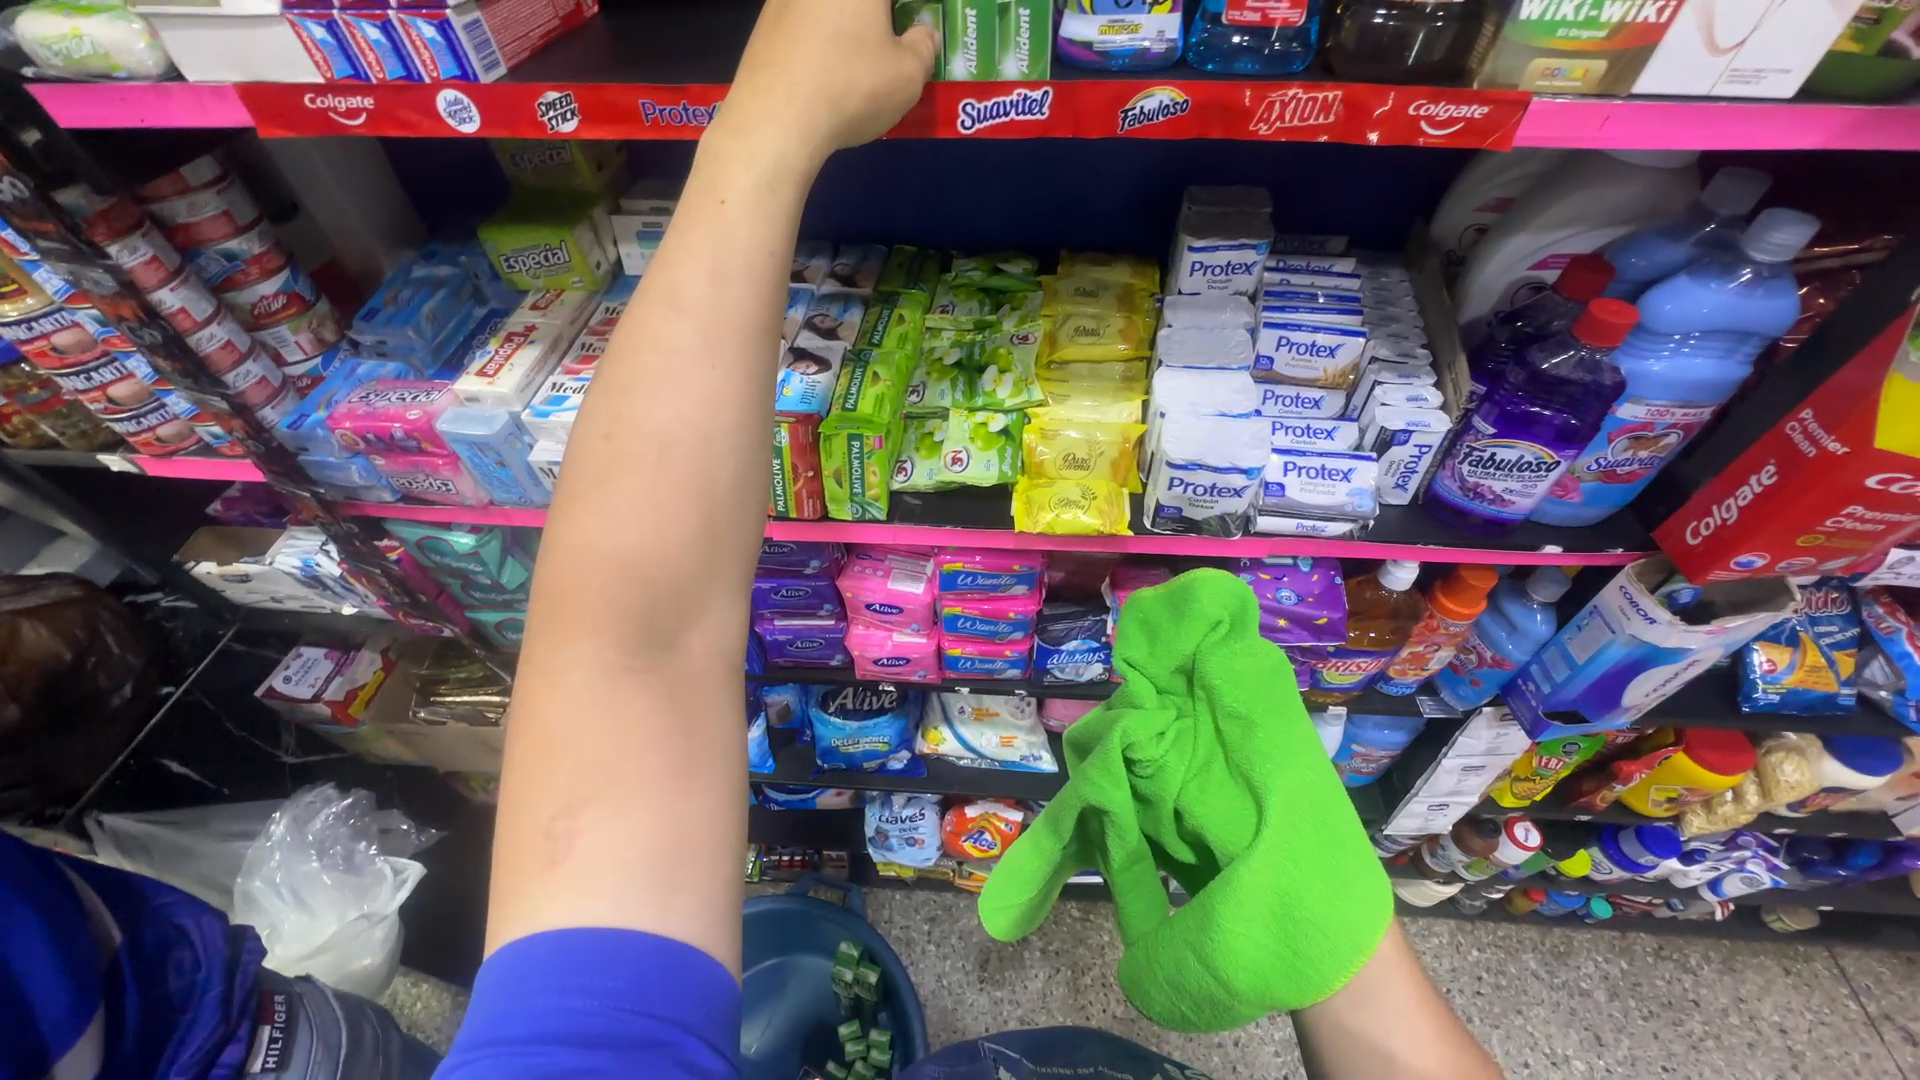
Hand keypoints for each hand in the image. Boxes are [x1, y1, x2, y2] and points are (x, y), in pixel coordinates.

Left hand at [719, 0, 936, 165]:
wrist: (776, 118)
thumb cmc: (851, 88)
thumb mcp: (908, 76)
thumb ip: (923, 47)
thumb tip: (922, 35)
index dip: (906, 13)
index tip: (912, 31)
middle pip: (858, 4)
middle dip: (876, 19)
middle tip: (888, 45)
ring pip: (827, 11)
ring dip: (843, 28)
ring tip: (854, 64)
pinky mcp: (764, 21)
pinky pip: (803, 24)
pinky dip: (818, 42)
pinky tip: (821, 76)